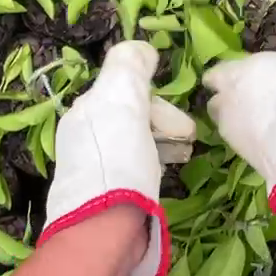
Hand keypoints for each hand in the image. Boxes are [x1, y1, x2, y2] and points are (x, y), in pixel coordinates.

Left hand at [40, 41, 196, 275]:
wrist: (104, 229)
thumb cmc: (119, 160)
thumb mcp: (123, 101)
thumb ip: (129, 68)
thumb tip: (140, 47)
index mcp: (86, 111)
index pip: (126, 91)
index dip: (158, 101)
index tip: (182, 121)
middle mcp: (85, 135)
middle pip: (132, 116)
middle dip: (164, 121)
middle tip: (189, 138)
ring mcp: (93, 166)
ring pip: (134, 141)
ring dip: (163, 142)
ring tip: (184, 155)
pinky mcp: (105, 193)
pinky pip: (133, 165)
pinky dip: (153, 162)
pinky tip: (164, 173)